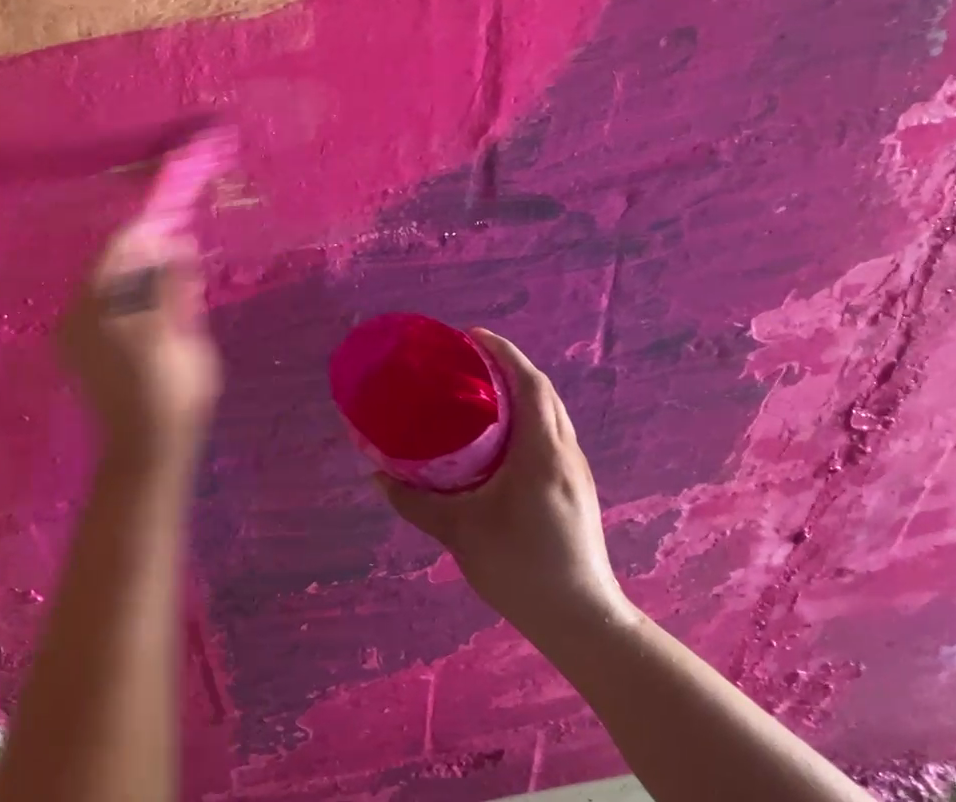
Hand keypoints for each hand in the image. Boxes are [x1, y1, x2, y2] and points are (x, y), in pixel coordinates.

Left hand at [59, 231, 219, 472]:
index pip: (123, 246)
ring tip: (163, 288)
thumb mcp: (186, 334)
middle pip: (109, 263)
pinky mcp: (69, 345)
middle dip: (140, 255)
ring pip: (101, 284)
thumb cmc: (176, 393)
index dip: (149, 230)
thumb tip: (176, 242)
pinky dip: (117, 300)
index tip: (173, 222)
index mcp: (109, 303)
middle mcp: (80, 310)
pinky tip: (141, 312)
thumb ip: (175, 284)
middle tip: (174, 257)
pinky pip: (94, 306)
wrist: (143, 449)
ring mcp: (70, 329)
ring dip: (128, 278)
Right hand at [375, 328, 636, 640]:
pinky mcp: (576, 490)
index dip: (503, 354)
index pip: (529, 385)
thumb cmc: (519, 568)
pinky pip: (551, 434)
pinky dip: (526, 417)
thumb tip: (376, 476)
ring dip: (521, 391)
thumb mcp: (457, 533)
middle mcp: (565, 455)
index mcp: (540, 455)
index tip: (471, 336)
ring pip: (551, 414)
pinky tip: (499, 435)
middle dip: (509, 367)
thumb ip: (414, 501)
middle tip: (467, 359)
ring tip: (479, 389)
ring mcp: (576, 473)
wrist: (580, 618)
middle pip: (543, 393)